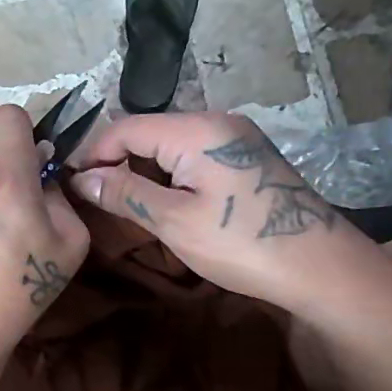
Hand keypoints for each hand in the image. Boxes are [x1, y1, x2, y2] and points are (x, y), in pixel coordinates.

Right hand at [68, 112, 357, 304]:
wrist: (322, 268)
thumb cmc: (242, 243)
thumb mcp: (174, 221)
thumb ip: (124, 193)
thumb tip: (79, 179)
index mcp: (196, 130)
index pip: (125, 127)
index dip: (92, 153)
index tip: (69, 185)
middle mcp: (216, 122)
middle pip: (147, 131)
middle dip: (115, 161)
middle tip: (92, 199)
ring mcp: (234, 138)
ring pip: (168, 144)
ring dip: (140, 169)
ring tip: (120, 204)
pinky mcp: (245, 158)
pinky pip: (192, 155)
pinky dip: (167, 174)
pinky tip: (160, 201)